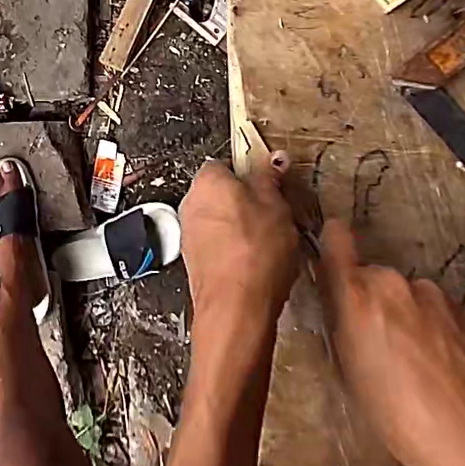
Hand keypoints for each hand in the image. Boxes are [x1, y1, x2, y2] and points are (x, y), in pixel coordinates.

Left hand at [180, 154, 299, 322]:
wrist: (235, 306)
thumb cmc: (256, 251)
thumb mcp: (275, 206)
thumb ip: (270, 179)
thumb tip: (274, 159)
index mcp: (207, 180)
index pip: (227, 164)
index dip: (251, 175)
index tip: (271, 188)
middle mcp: (190, 201)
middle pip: (221, 192)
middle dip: (246, 202)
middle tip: (275, 216)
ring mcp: (189, 231)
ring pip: (219, 219)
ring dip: (240, 226)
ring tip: (269, 244)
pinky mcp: (193, 258)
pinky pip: (216, 243)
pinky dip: (232, 248)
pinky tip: (254, 262)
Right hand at [314, 219, 464, 465]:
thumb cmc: (399, 414)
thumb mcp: (348, 369)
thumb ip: (339, 321)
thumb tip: (334, 299)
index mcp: (356, 291)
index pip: (336, 237)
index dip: (332, 244)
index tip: (330, 261)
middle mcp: (392, 281)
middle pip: (370, 276)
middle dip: (368, 299)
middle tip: (372, 341)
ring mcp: (432, 294)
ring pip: (403, 295)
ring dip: (401, 315)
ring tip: (411, 362)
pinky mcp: (464, 312)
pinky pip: (433, 310)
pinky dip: (430, 328)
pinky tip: (438, 367)